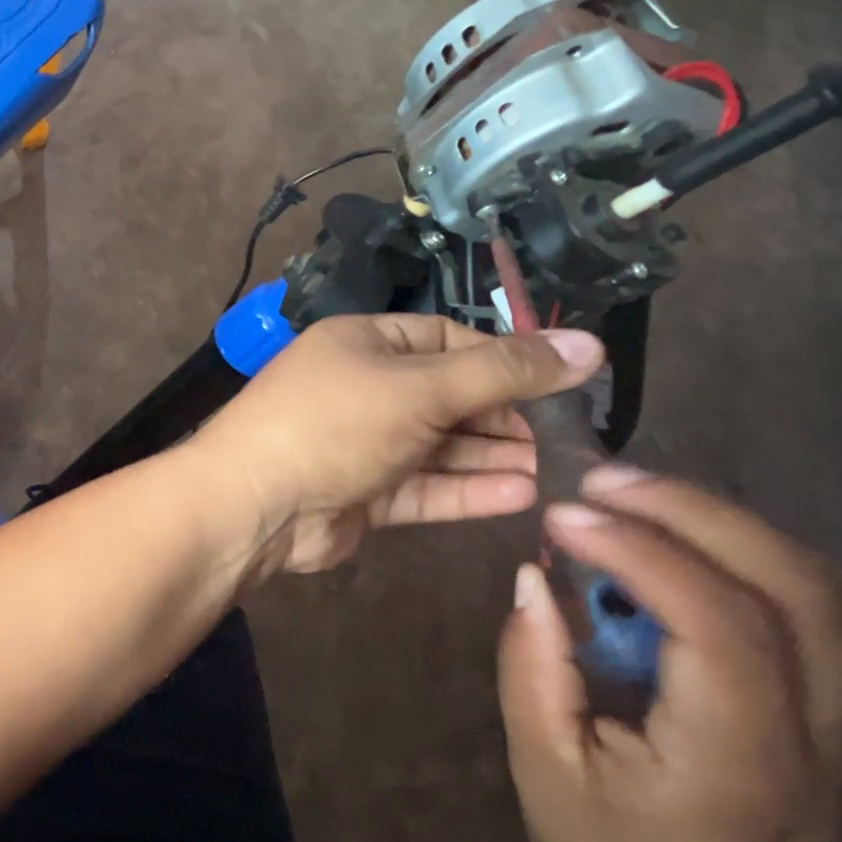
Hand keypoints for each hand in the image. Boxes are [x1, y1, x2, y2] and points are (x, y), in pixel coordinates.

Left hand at [185, 314, 603, 573]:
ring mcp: (359, 443)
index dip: (501, 359)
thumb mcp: (421, 388)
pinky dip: (466, 490)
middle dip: (503, 415)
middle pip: (446, 395)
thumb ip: (504, 372)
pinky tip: (521, 495)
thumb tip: (589, 344)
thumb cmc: (334, 425)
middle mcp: (360, 388)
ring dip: (492, 457)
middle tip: (566, 438)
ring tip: (556, 470)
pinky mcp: (361, 493)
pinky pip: (423, 487)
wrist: (253, 502)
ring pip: (438, 446)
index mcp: (361, 344)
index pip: (444, 339)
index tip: (562, 383)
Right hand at [501, 467, 841, 841]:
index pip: (721, 630)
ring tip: (650, 503)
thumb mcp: (542, 767)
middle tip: (603, 483)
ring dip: (744, 531)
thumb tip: (534, 575)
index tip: (562, 519)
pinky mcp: (836, 717)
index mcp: (735, 763)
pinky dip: (786, 566)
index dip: (643, 555)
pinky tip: (714, 553)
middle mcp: (814, 742)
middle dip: (698, 516)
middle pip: (800, 596)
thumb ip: (533, 670)